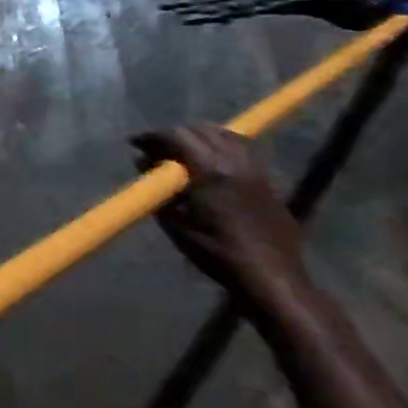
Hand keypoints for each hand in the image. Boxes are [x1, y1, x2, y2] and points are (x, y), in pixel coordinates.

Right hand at [131, 125, 307, 297]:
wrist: (272, 277)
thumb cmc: (217, 253)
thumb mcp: (175, 223)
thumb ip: (158, 190)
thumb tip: (144, 164)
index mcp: (210, 172)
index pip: (177, 137)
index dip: (152, 137)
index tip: (135, 143)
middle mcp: (235, 164)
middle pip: (201, 131)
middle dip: (174, 134)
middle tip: (156, 148)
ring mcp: (256, 171)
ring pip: (227, 135)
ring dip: (201, 136)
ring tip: (184, 148)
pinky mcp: (269, 182)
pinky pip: (245, 149)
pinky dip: (224, 144)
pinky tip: (213, 158)